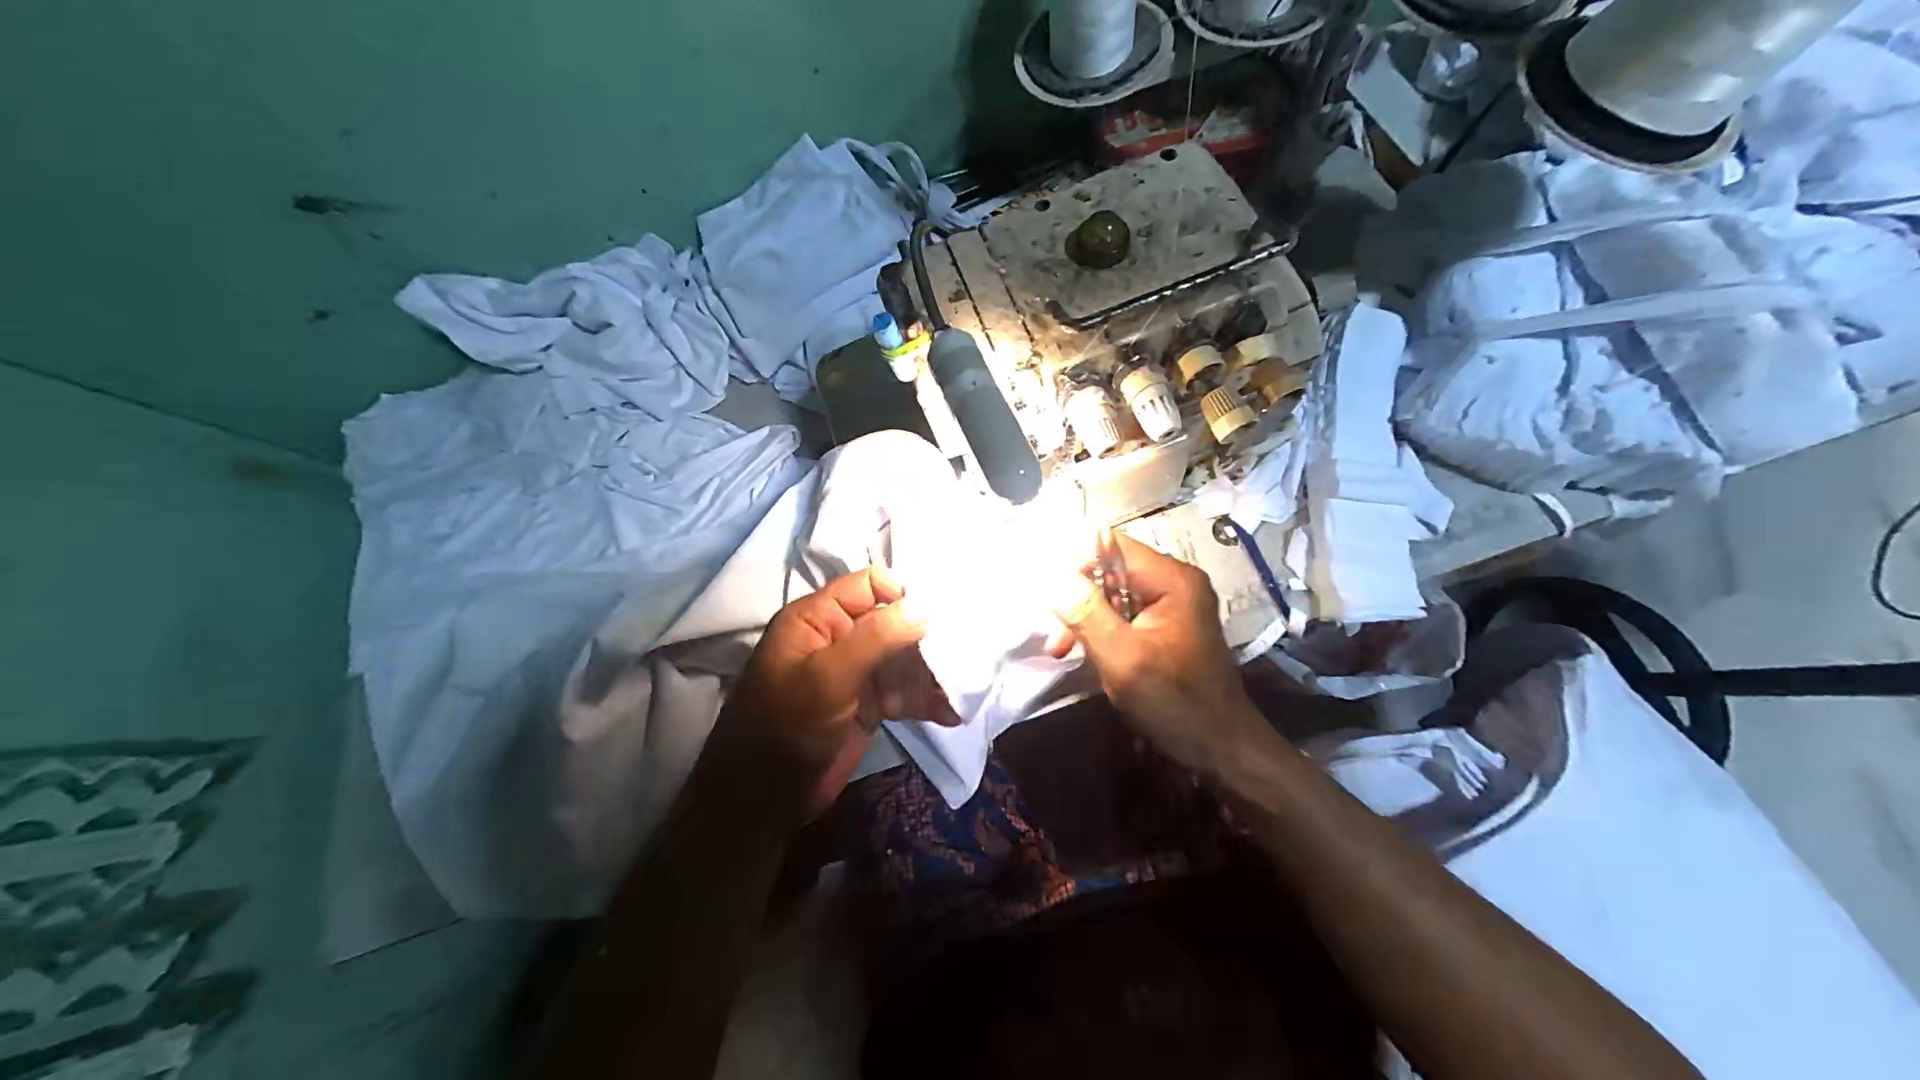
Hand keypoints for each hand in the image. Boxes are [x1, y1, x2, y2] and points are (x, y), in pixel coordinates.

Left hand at [713, 566, 960, 820]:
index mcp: (818, 619)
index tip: (941, 615)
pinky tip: (952, 713)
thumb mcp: (827, 677)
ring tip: (967, 686)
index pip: (869, 585)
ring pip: (904, 659)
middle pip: (894, 622)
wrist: (763, 801)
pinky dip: (927, 700)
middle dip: (929, 637)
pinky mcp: (868, 706)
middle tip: (968, 651)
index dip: (904, 594)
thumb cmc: (786, 726)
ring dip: (934, 672)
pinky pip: (905, 692)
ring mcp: (855, 674)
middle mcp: (839, 639)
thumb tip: (924, 605)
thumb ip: (875, 637)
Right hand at [1051, 534, 1270, 774]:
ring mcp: (1173, 603)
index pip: (1110, 545)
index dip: (1072, 562)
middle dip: (1077, 597)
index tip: (1045, 591)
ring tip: (1063, 649)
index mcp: (1172, 579)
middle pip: (1109, 569)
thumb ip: (1087, 613)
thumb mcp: (1123, 659)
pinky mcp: (1167, 625)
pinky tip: (1086, 652)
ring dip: (1085, 618)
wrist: (1221, 748)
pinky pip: (1124, 613)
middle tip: (1055, 634)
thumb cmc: (1175, 703)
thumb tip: (1053, 575)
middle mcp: (1175, 581)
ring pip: (1112, 593)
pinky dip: (1102, 630)